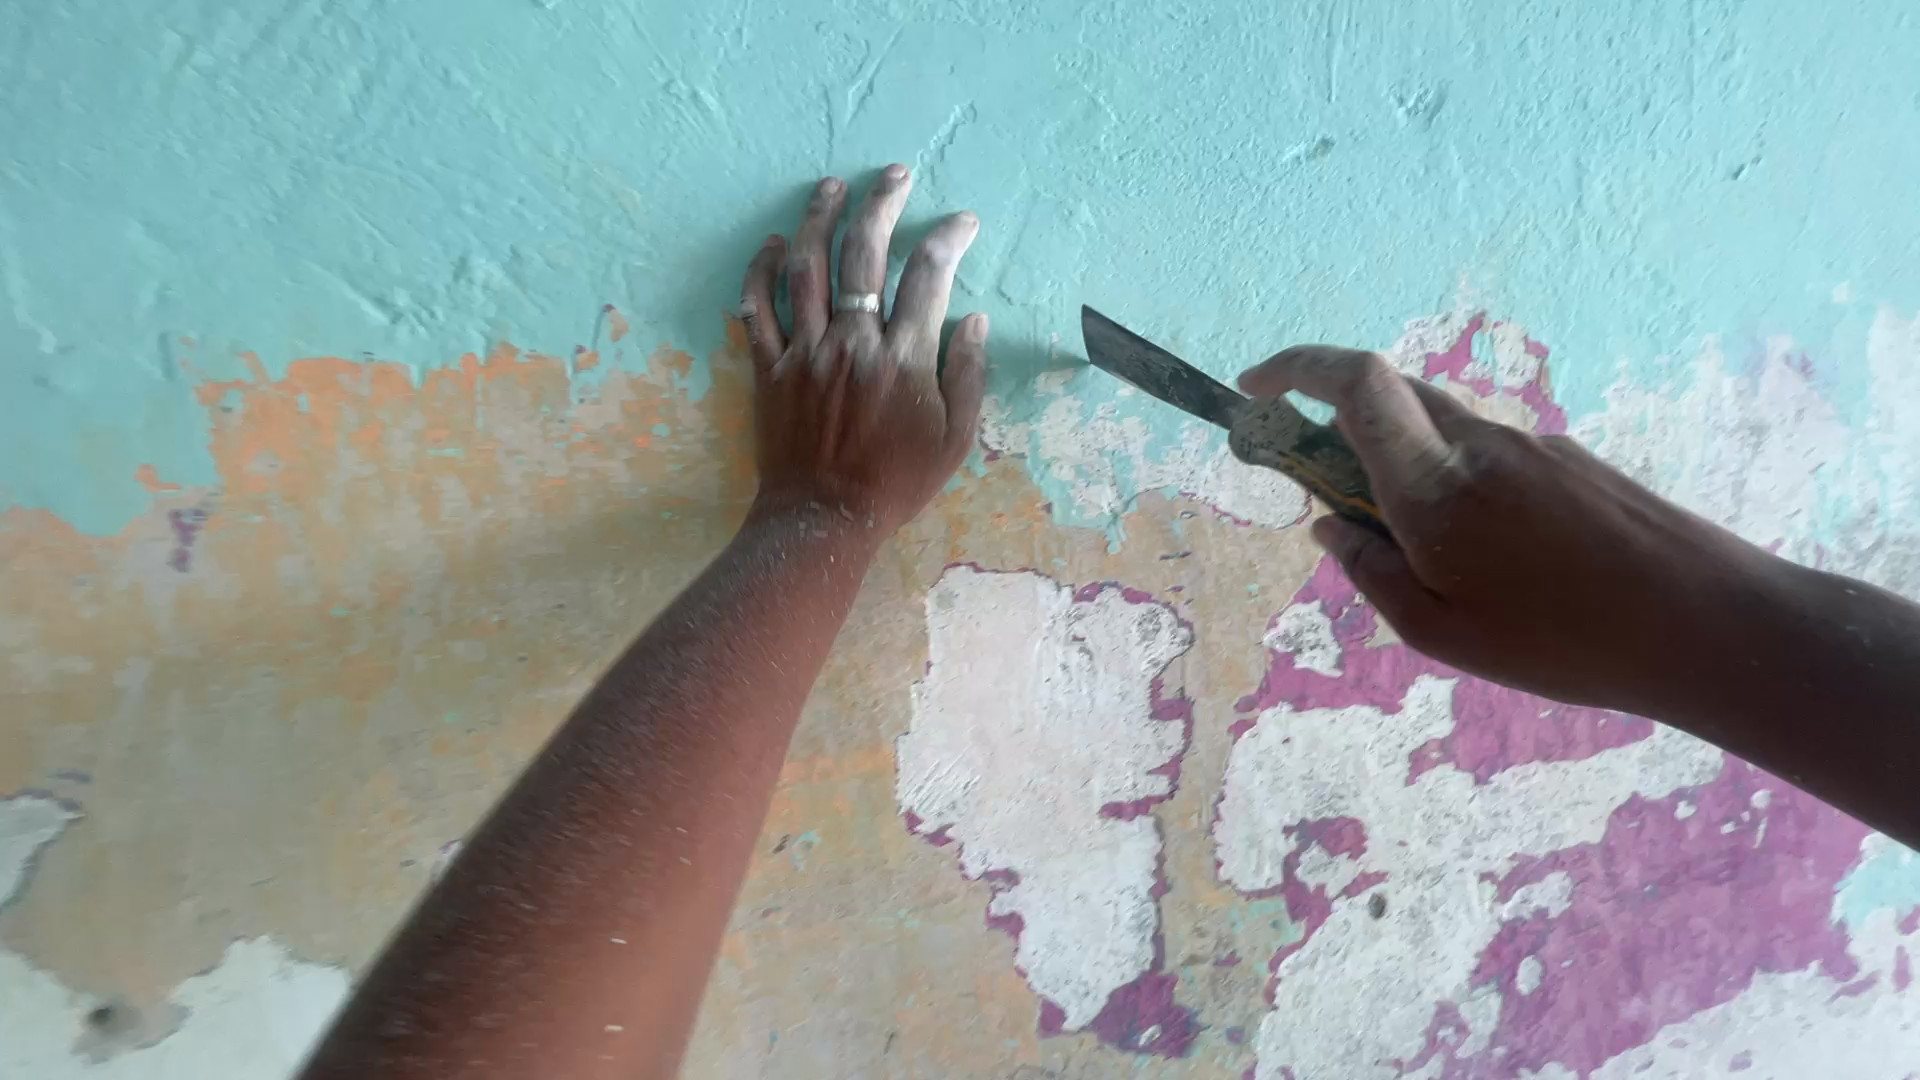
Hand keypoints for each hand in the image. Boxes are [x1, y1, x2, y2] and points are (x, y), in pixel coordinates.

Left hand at [738, 166, 985, 533]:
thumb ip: (969, 377)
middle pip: (865, 253)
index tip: (963, 221)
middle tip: (893, 174)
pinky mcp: (769, 367)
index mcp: (904, 358)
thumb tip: (976, 321)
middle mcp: (853, 341)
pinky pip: (756, 307)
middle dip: (882, 203)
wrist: (825, 517)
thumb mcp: (954, 440)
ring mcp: (805, 350)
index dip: (950, 237)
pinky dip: (761, 270)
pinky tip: (774, 244)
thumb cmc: (897, 483)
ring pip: (807, 266)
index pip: (930, 276)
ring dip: (820, 218)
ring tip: (832, 187)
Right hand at [1237, 346, 1779, 712]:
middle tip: (1326, 491)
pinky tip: (1475, 546)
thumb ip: (1367, 568)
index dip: (1296, 367)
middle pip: (1386, 394)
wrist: (1718, 630)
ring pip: (1430, 425)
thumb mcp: (1433, 628)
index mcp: (1432, 482)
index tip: (1254, 387)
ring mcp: (1526, 444)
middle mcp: (1476, 443)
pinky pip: (1475, 449)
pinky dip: (1440, 475)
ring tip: (1414, 544)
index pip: (1356, 383)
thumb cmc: (1557, 640)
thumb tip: (1328, 525)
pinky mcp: (1563, 458)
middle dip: (1332, 424)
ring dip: (1391, 458)